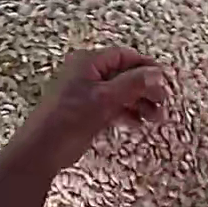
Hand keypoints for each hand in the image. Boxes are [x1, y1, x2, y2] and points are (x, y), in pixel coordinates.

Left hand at [6, 48, 170, 173]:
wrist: (42, 150)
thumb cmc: (69, 119)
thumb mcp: (105, 99)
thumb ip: (133, 84)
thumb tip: (157, 73)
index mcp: (88, 62)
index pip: (125, 56)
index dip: (146, 67)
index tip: (165, 81)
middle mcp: (87, 73)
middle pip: (124, 74)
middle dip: (145, 88)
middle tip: (163, 102)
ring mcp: (87, 92)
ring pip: (120, 91)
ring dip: (139, 102)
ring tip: (155, 118)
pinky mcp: (87, 110)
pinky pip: (112, 105)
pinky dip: (126, 112)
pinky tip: (137, 123)